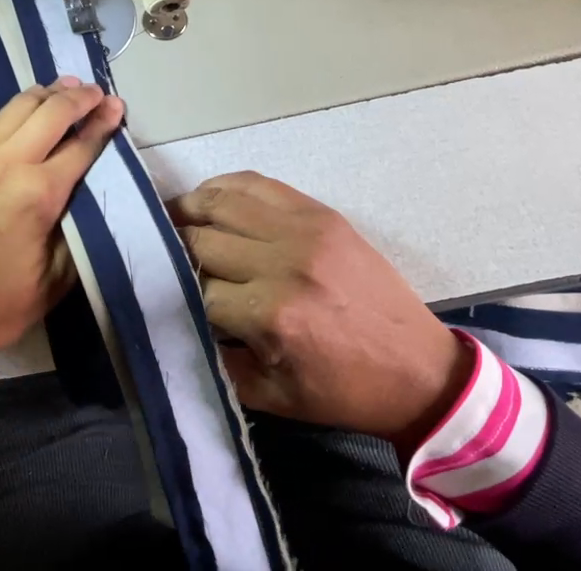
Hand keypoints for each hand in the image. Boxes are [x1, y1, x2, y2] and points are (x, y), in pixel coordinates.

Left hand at [0, 77, 124, 381]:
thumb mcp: (56, 279)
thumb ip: (78, 225)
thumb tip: (91, 190)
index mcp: (35, 194)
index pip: (79, 144)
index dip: (103, 122)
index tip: (119, 106)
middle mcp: (4, 163)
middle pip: (48, 110)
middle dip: (78, 97)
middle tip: (99, 92)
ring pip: (15, 107)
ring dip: (46, 96)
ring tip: (69, 90)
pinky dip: (20, 113)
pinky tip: (32, 118)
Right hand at [170, 172, 471, 454]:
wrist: (420, 370)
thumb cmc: (343, 391)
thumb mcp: (271, 397)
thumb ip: (215, 359)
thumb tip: (174, 319)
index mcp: (271, 314)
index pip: (194, 288)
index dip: (173, 293)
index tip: (162, 295)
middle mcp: (283, 263)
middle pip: (201, 239)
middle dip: (175, 251)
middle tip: (160, 257)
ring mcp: (303, 230)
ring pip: (220, 201)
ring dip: (187, 209)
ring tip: (171, 220)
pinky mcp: (320, 213)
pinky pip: (256, 183)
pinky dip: (223, 187)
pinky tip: (208, 199)